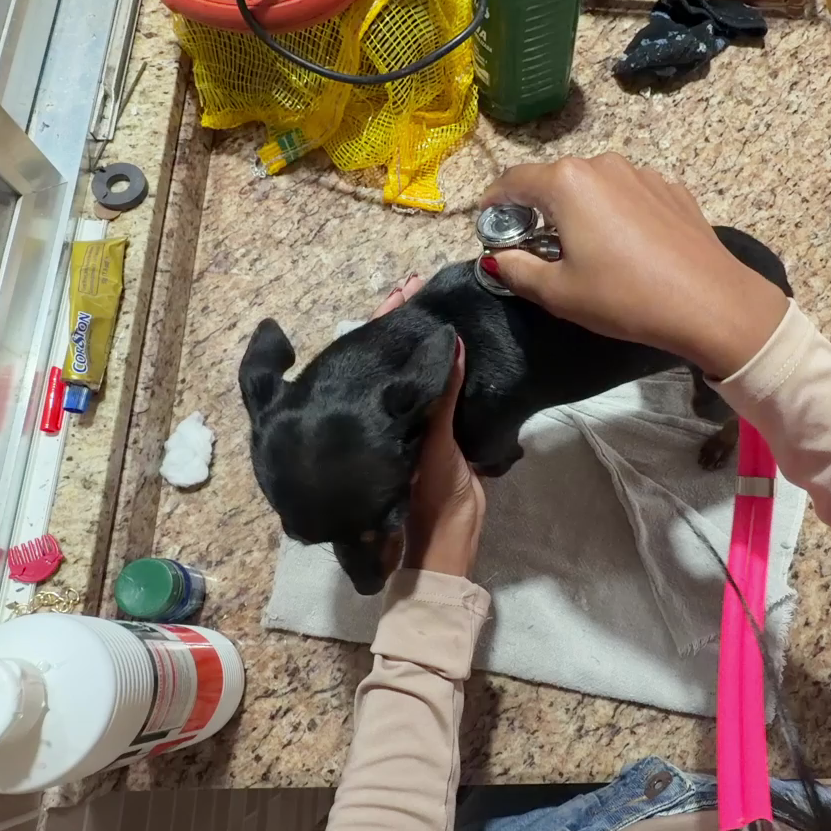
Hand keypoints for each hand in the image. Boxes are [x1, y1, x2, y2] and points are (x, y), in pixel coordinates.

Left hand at [373, 275, 485, 577]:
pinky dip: (446, 371)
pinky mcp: (438, 436)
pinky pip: (439, 394)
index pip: (375, 365)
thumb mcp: (437, 452)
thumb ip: (442, 403)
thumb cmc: (431, 503)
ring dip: (426, 346)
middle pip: (393, 364)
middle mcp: (387, 420)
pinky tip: (456, 348)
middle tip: (418, 286)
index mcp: (374, 422)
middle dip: (405, 329)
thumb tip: (448, 348)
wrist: (449, 544)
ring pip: (414, 376)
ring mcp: (413, 427)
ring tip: (436, 306)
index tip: (400, 294)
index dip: (384, 328)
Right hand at [478, 154, 788, 378]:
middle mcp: (603, 164)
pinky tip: (627, 249)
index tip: (489, 226)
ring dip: (579, 211)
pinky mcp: (672, 189)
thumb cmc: (624, 297)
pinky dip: (615, 215)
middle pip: (555, 181)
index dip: (494, 203)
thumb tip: (497, 258)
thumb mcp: (558, 294)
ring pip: (594, 187)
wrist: (709, 302)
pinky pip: (628, 196)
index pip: (513, 181)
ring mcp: (642, 173)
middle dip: (538, 210)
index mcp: (568, 182)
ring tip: (586, 251)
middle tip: (536, 248)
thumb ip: (517, 270)